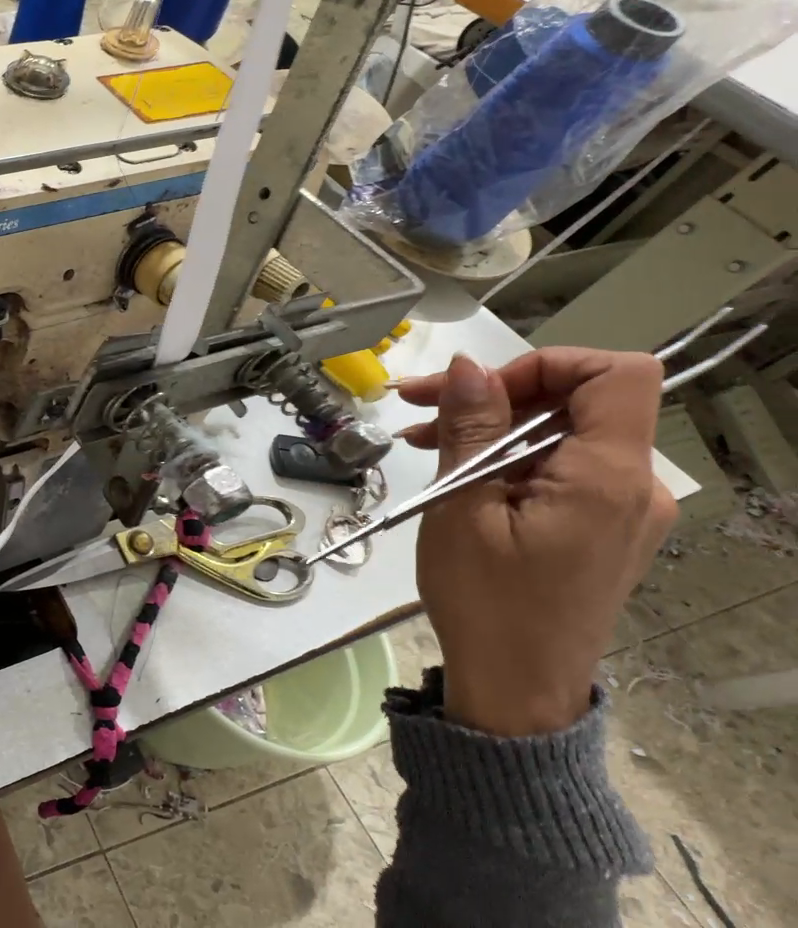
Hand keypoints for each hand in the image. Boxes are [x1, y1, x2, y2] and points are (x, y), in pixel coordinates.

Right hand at [395, 349, 676, 736]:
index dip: (544, 364)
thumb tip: (468, 367)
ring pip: (565, 435)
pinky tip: (458, 474)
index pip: (616, 374)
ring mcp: (622, 508)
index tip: (474, 390)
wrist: (517, 687)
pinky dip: (509, 458)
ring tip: (421, 441)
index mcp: (609, 477)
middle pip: (582, 401)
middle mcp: (635, 485)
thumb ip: (473, 432)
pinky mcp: (602, 527)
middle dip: (497, 393)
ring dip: (494, 426)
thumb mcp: (462, 509)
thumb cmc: (486, 600)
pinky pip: (563, 469)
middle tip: (416, 406)